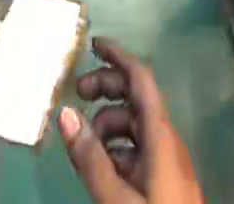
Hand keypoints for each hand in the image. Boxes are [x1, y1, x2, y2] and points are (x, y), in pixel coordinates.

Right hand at [57, 38, 203, 203]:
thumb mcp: (116, 199)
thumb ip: (90, 157)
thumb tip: (65, 111)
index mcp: (161, 135)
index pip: (141, 78)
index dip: (118, 56)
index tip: (92, 44)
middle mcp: (167, 141)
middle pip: (136, 97)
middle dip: (106, 88)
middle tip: (76, 95)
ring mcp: (168, 162)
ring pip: (135, 125)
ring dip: (108, 121)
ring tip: (84, 140)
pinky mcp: (165, 183)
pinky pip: (138, 149)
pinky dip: (116, 146)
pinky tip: (100, 164)